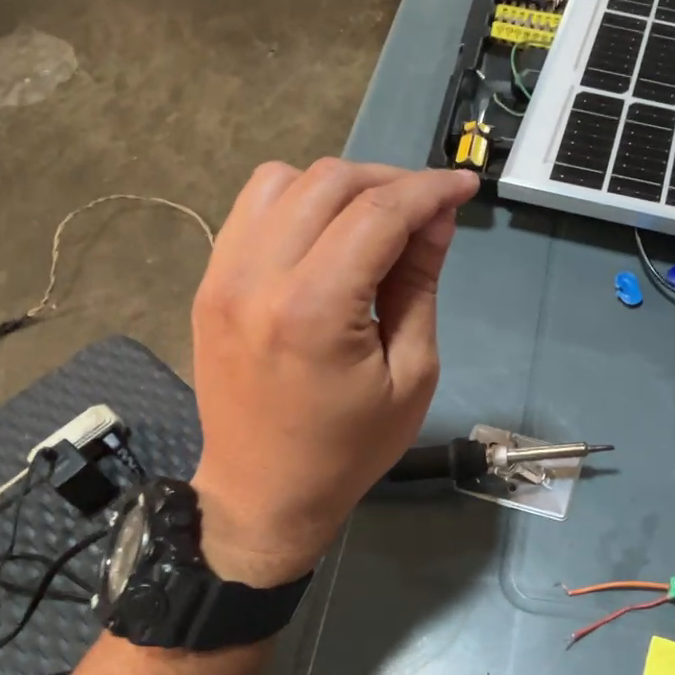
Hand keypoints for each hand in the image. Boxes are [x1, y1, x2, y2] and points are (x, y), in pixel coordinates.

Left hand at [190, 159, 479, 586]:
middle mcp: (258, 277)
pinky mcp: (210, 282)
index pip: (378, 213)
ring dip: (340, 185)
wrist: (262, 494)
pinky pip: (252, 208)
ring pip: (283, 180)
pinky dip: (297, 201)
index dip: (428, 189)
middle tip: (428, 208)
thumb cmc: (348, 449)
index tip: (464, 187)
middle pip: (329, 182)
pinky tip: (327, 233)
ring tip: (377, 217)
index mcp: (315, 310)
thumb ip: (420, 285)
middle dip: (390, 181)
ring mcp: (223, 275)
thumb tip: (437, 218)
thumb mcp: (411, 375)